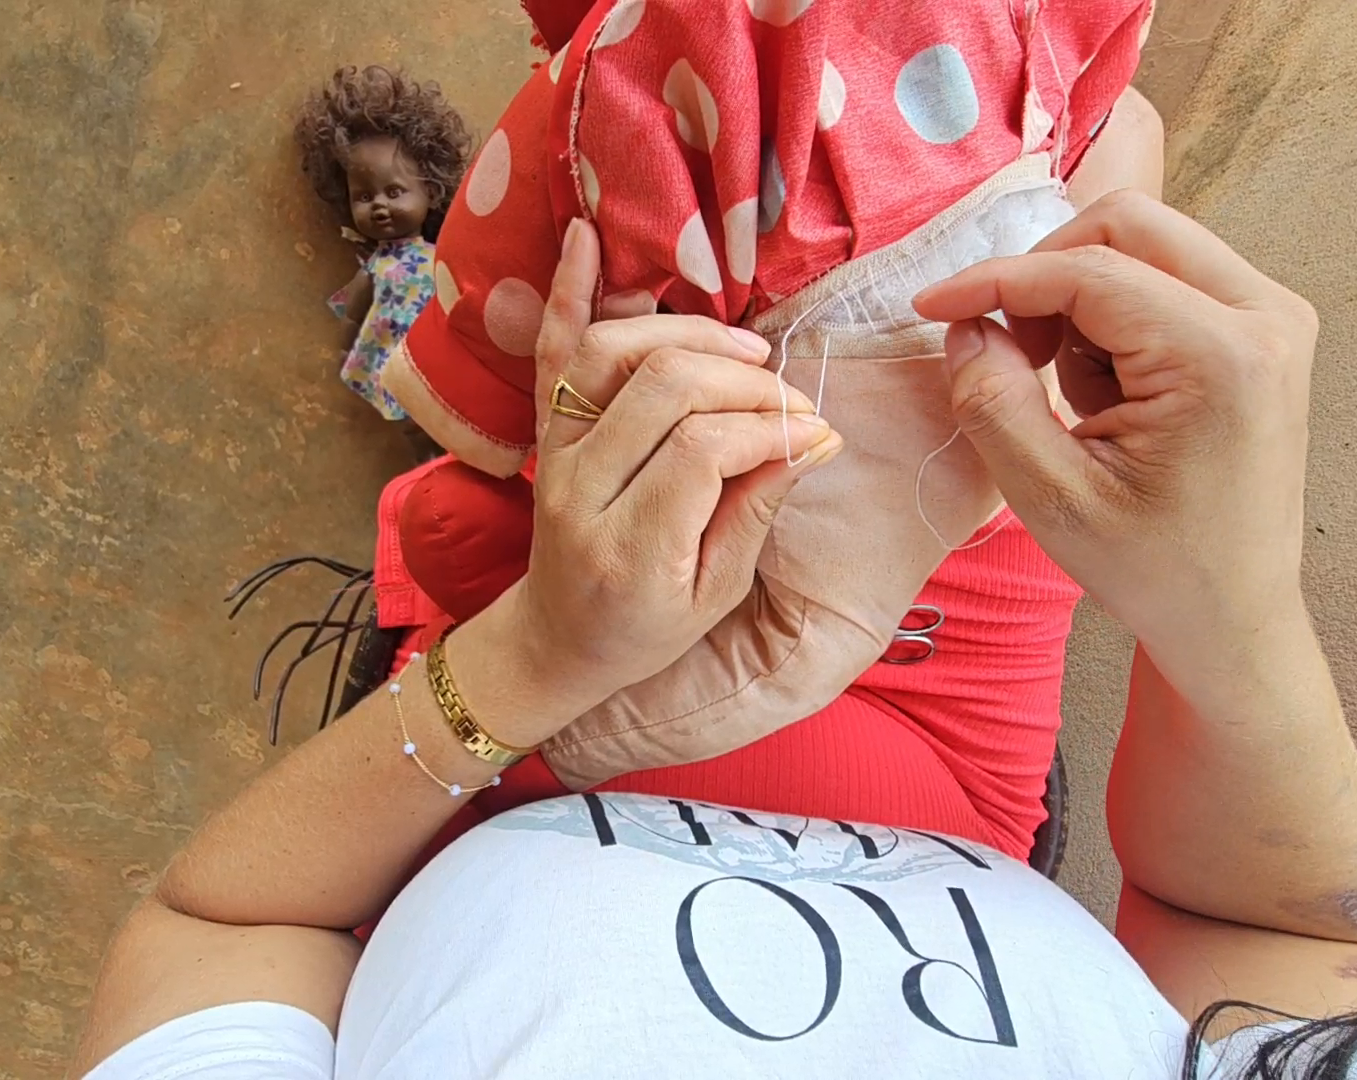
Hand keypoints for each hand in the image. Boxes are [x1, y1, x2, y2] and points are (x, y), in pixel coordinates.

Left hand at [478, 219, 842, 723]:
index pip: (700, 449)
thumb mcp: (713, 595)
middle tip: (784, 399)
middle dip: (740, 381)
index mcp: (628, 547)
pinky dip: (567, 295)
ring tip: (740, 353)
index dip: (764, 426)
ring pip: (611, 354)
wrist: (559, 637)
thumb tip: (811, 438)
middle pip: (661, 388)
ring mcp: (553, 455)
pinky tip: (586, 241)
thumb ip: (754, 513)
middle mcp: (579, 490)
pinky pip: (550, 354)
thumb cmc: (643, 630)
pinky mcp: (545, 434)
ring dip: (685, 336)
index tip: (807, 432)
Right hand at [911, 191, 1318, 658]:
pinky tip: (1091, 393)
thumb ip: (992, 401)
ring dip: (1068, 306)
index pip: (1087, 271)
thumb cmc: (1144, 562)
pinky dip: (1097, 324)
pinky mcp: (1251, 335)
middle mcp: (1262, 314)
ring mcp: (1265, 320)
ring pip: (1139, 251)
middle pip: (1127, 227)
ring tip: (1052, 390)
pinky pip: (1153, 286)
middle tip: (998, 345)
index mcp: (1219, 354)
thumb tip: (964, 328)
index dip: (993, 279)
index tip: (927, 305)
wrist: (1227, 609)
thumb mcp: (1046, 493)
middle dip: (1038, 275)